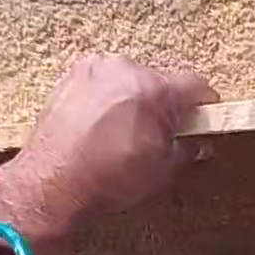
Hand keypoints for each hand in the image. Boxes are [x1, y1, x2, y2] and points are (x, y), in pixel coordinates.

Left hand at [0, 55, 217, 246]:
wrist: (50, 185)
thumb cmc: (104, 181)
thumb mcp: (159, 172)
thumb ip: (186, 151)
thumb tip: (198, 144)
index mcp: (155, 89)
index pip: (196, 85)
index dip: (204, 105)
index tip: (203, 119)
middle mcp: (125, 68)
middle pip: (161, 81)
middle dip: (164, 106)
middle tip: (159, 137)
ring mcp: (94, 69)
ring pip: (129, 80)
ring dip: (133, 101)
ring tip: (122, 136)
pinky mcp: (70, 77)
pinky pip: (102, 83)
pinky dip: (107, 100)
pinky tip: (100, 129)